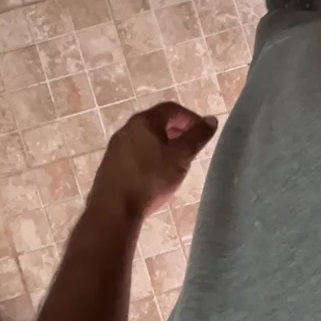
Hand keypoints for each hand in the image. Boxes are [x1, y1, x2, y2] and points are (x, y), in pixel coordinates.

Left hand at [91, 102, 218, 218]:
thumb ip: (197, 136)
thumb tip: (211, 120)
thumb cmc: (151, 178)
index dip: (190, 117)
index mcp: (144, 121)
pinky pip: (134, 153)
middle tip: (190, 145)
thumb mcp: (181, 156)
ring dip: (163, 144)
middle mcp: (127, 129)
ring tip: (175, 161)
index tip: (202, 132)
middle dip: (177, 130)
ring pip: (145, 138)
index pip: (172, 109)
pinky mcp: (109, 166)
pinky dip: (149, 156)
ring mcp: (115, 148)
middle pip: (157, 122)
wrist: (113, 211)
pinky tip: (155, 174)